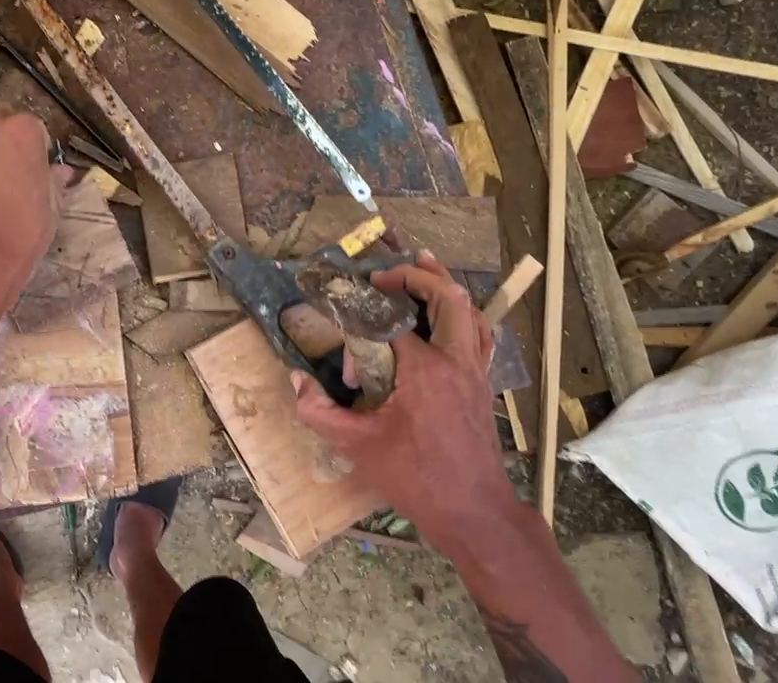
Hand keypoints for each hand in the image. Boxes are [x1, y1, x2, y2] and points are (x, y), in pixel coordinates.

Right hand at [291, 252, 512, 532]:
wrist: (474, 513)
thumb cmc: (415, 478)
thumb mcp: (356, 446)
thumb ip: (318, 411)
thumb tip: (295, 378)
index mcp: (426, 372)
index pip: (392, 321)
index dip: (362, 316)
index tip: (339, 310)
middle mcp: (457, 363)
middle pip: (448, 300)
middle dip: (417, 277)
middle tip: (384, 274)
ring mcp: (475, 373)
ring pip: (472, 313)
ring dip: (445, 287)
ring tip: (422, 264)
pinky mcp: (482, 386)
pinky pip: (480, 336)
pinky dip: (464, 314)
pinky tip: (450, 310)